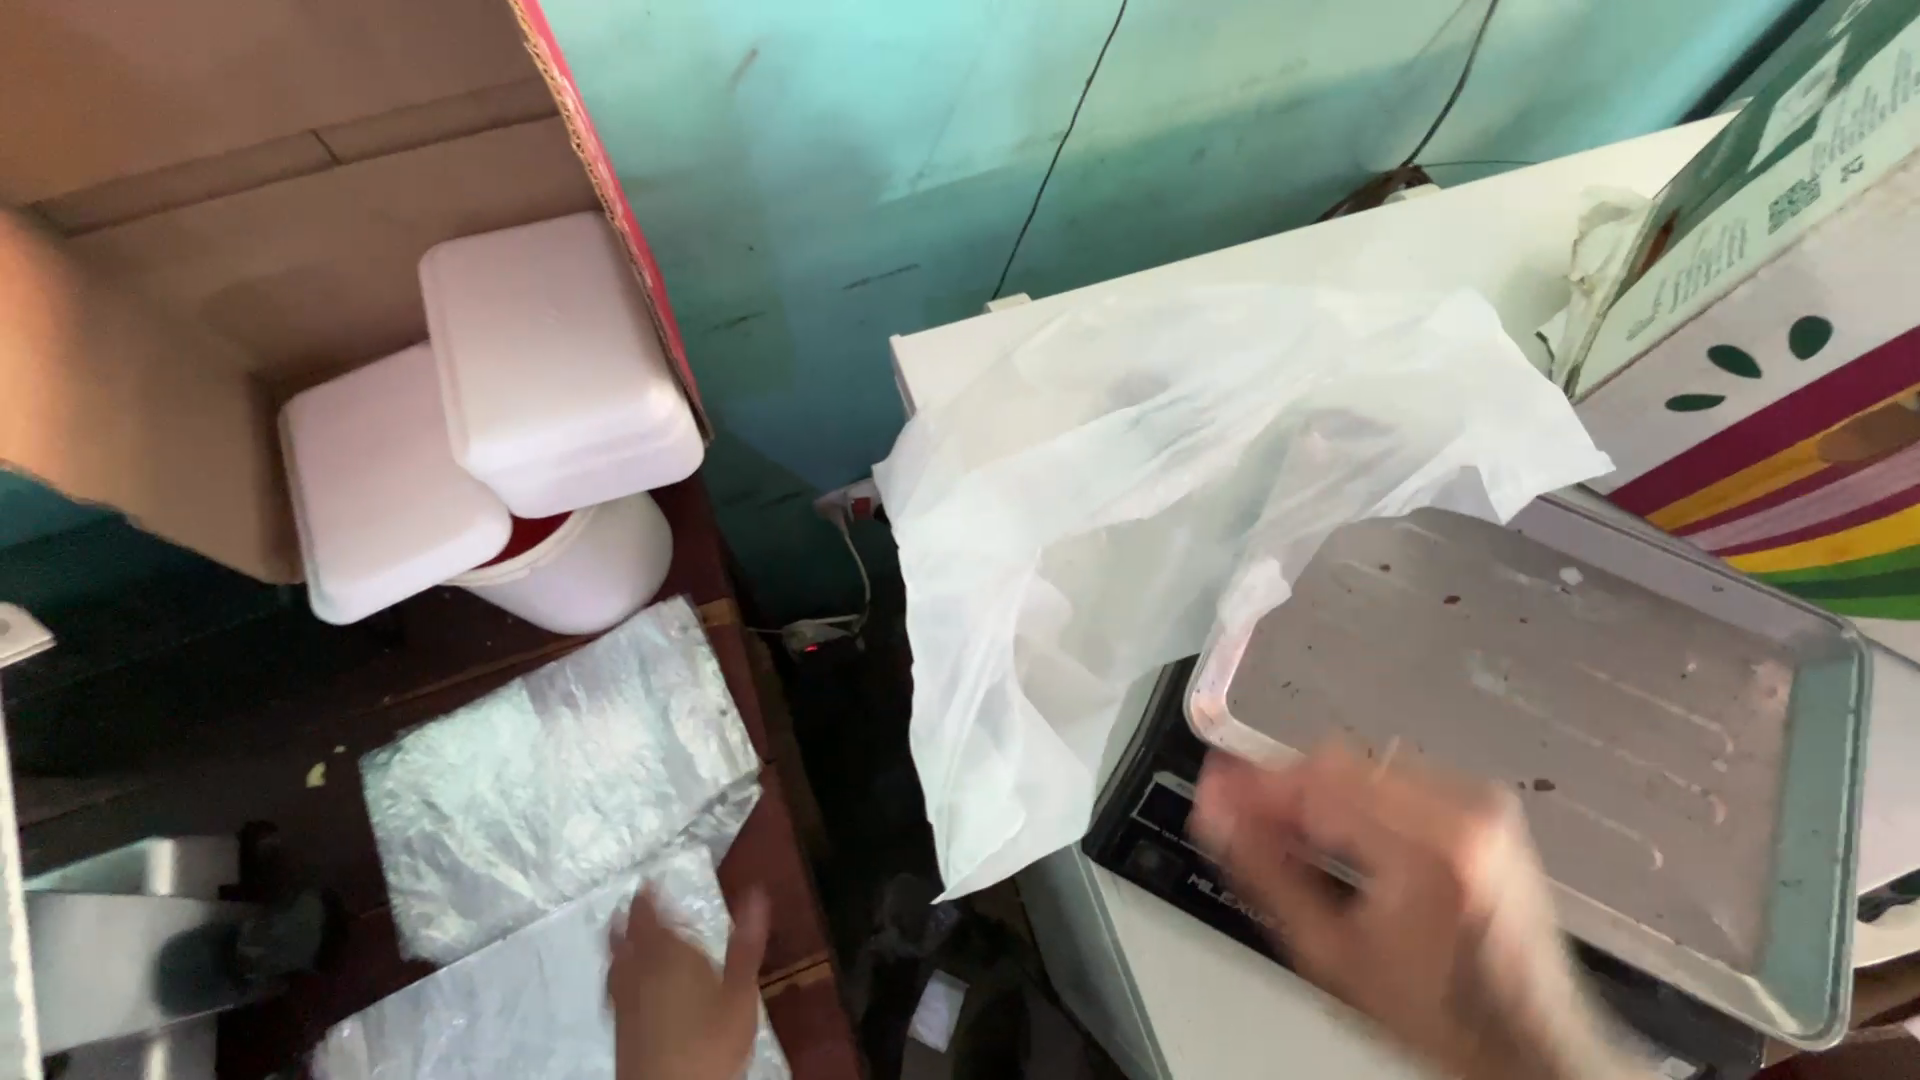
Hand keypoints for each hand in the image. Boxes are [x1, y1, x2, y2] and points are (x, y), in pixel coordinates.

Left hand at [607, 887, 769, 1079]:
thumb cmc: (712, 1043)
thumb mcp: (741, 992)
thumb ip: (746, 943)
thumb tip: (756, 893)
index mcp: (671, 958)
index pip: (653, 920)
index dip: (648, 900)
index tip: (647, 881)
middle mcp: (642, 974)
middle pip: (629, 940)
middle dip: (630, 918)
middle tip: (631, 900)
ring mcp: (626, 1004)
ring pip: (617, 964)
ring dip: (617, 943)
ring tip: (619, 930)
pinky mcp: (620, 1030)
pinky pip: (613, 988)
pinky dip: (616, 972)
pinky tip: (621, 980)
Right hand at [1189, 743, 1642, 1079]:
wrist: (1531, 1042)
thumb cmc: (1442, 1014)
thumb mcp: (1332, 954)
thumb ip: (1263, 871)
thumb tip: (1215, 812)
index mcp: (1432, 847)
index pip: (1316, 779)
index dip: (1254, 783)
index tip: (1215, 788)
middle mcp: (1465, 810)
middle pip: (1337, 763)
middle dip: (1283, 789)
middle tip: (1245, 817)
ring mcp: (1480, 803)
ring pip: (1360, 764)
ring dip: (1315, 793)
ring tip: (1291, 835)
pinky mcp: (1482, 804)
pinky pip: (1392, 775)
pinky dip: (1352, 796)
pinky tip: (1338, 835)